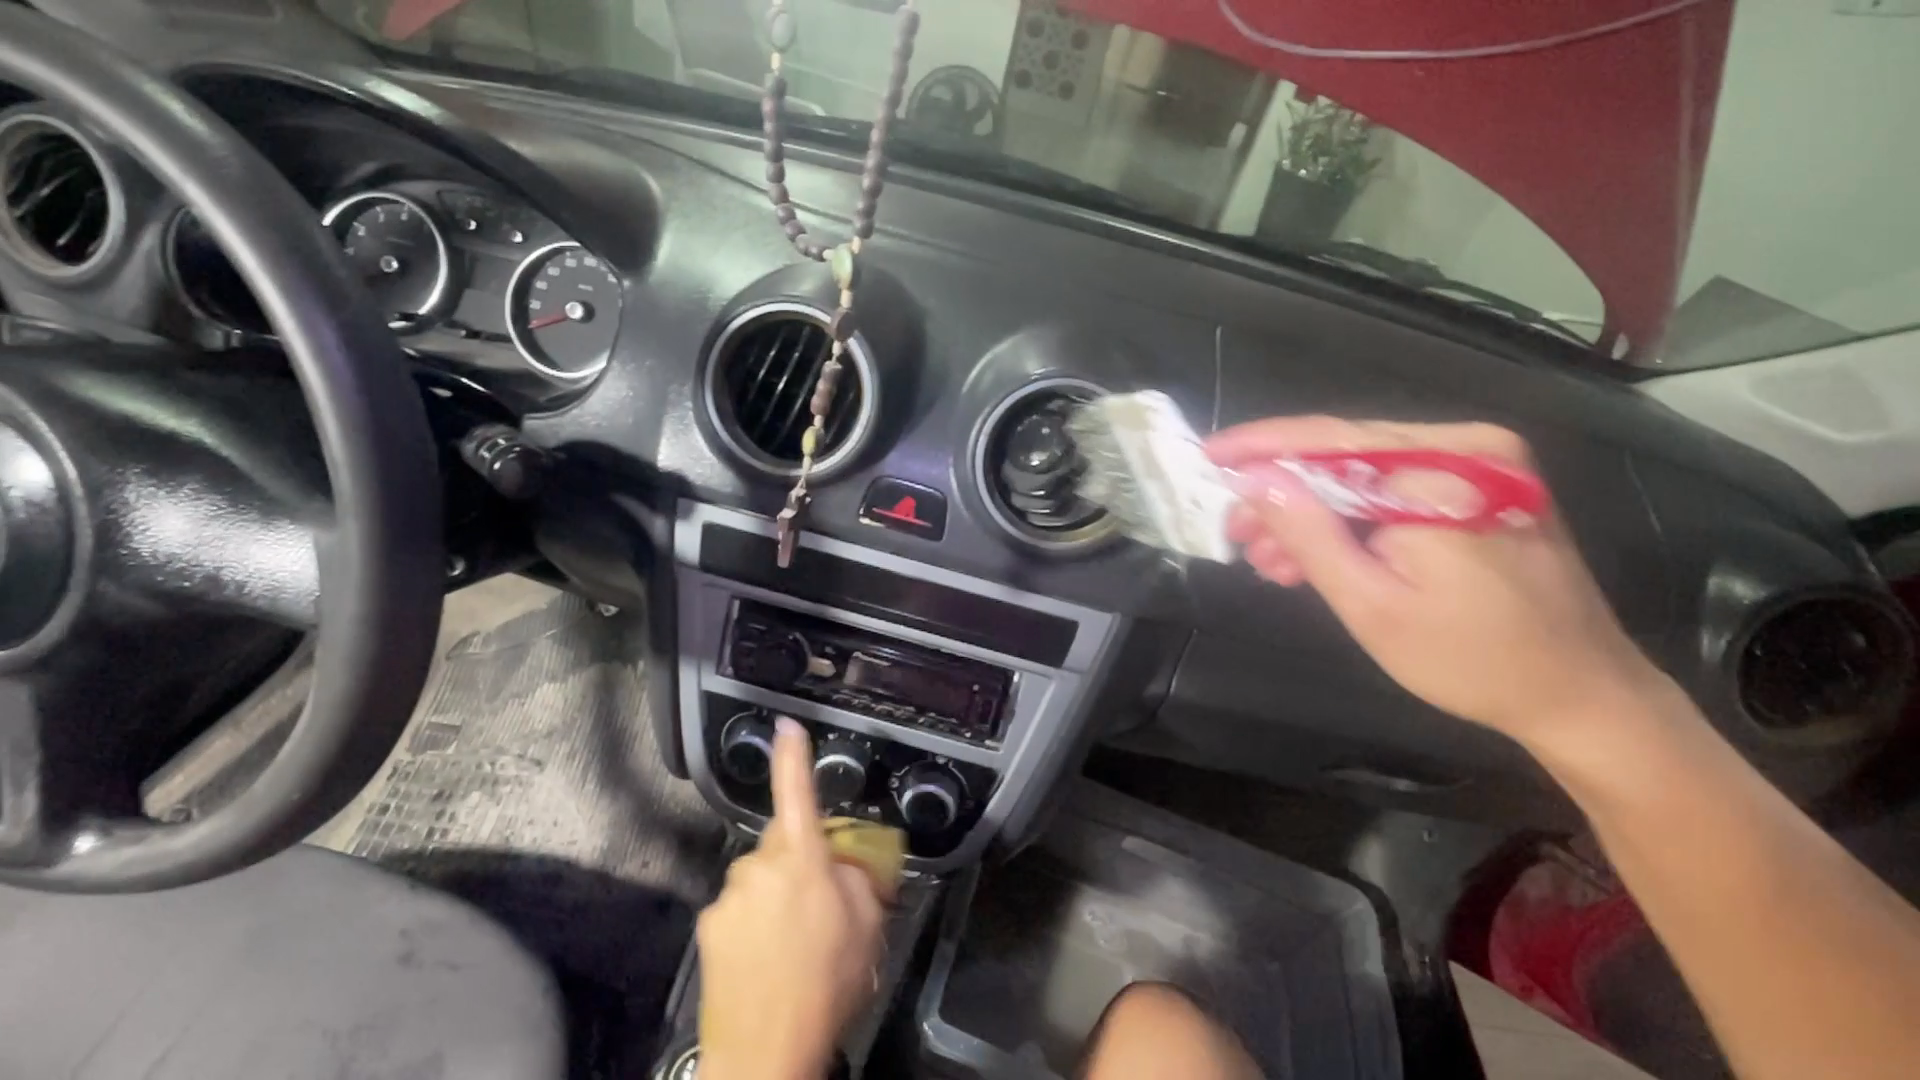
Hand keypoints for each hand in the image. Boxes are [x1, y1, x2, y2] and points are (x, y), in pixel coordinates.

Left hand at [696, 717, 888, 1079]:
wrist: (766, 1050)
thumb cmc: (827, 984)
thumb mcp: (870, 928)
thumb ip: (859, 880)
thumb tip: (845, 864)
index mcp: (803, 860)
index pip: (797, 793)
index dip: (793, 756)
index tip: (787, 727)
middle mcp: (759, 867)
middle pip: (782, 844)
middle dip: (800, 863)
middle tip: (821, 907)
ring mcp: (729, 896)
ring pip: (759, 878)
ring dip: (775, 896)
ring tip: (794, 944)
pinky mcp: (709, 925)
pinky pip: (738, 908)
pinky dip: (752, 922)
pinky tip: (766, 960)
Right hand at [1206, 417, 1672, 749]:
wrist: (1581, 692)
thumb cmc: (1471, 659)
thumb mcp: (1371, 604)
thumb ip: (1309, 534)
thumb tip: (1256, 478)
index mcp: (1443, 471)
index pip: (1328, 440)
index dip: (1261, 448)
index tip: (1208, 457)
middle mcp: (1468, 448)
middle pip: (1345, 454)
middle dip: (1282, 493)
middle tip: (1236, 535)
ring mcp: (1482, 464)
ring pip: (1365, 473)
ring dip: (1313, 513)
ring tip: (1273, 562)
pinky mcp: (1485, 487)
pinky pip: (1397, 488)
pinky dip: (1354, 518)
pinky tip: (1322, 556)